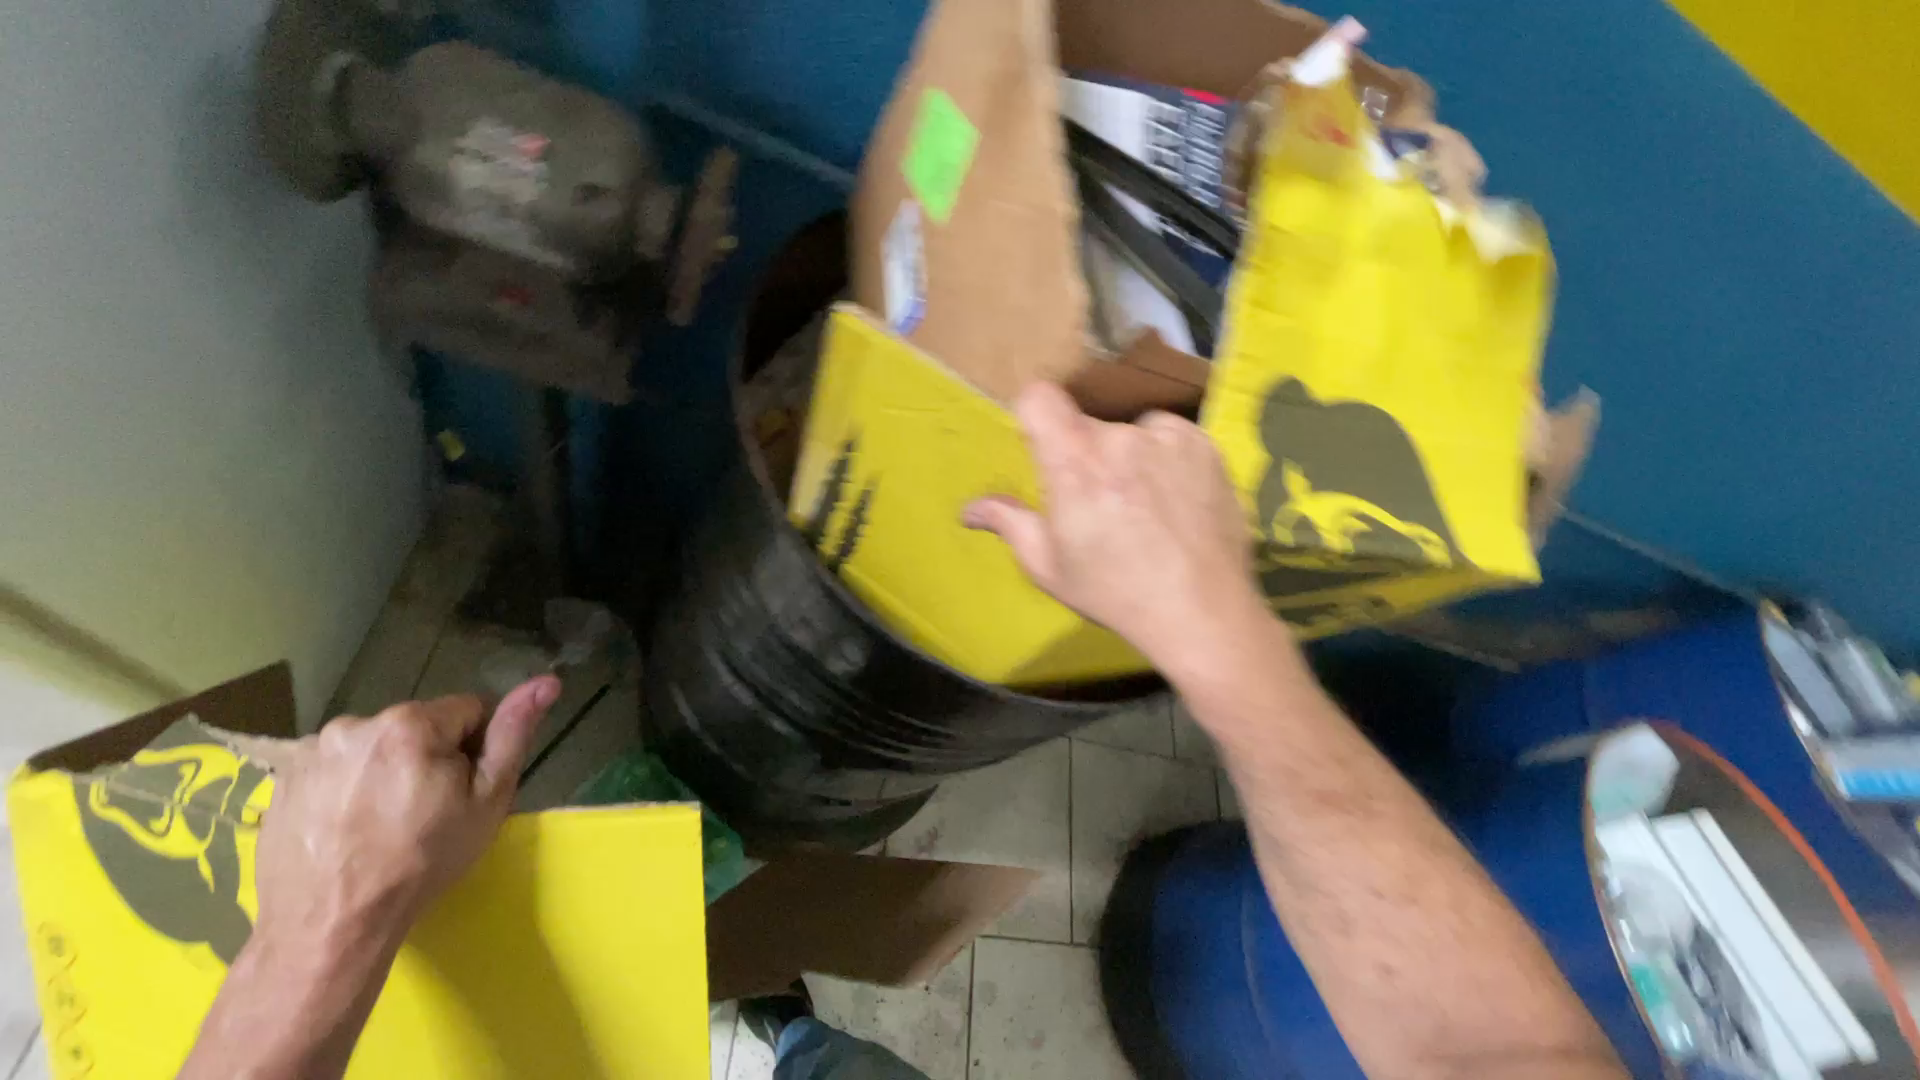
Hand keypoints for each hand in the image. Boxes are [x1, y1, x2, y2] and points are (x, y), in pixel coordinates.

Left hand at [250, 677, 560, 950]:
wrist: (331, 926)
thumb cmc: (423, 860)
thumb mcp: (487, 799)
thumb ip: (514, 734)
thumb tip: (547, 682)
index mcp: (410, 723)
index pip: (468, 710)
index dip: (476, 748)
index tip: (463, 790)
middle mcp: (355, 723)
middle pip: (419, 727)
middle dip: (430, 756)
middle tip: (427, 809)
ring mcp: (310, 751)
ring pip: (377, 746)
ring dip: (388, 769)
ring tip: (385, 821)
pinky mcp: (283, 780)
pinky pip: (338, 767)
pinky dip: (349, 786)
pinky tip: (350, 825)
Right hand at [963, 382, 1272, 678]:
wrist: (1202, 611)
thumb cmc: (1115, 592)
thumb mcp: (1049, 567)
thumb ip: (1009, 523)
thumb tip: (969, 509)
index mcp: (1074, 463)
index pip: (1040, 397)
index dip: (1035, 415)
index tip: (1040, 443)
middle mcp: (1120, 437)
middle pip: (1087, 424)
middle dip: (1084, 454)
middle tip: (1100, 501)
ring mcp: (1168, 437)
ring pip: (1131, 431)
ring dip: (1129, 456)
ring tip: (1145, 504)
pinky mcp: (1204, 444)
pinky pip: (1170, 437)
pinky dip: (1166, 458)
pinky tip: (1174, 499)